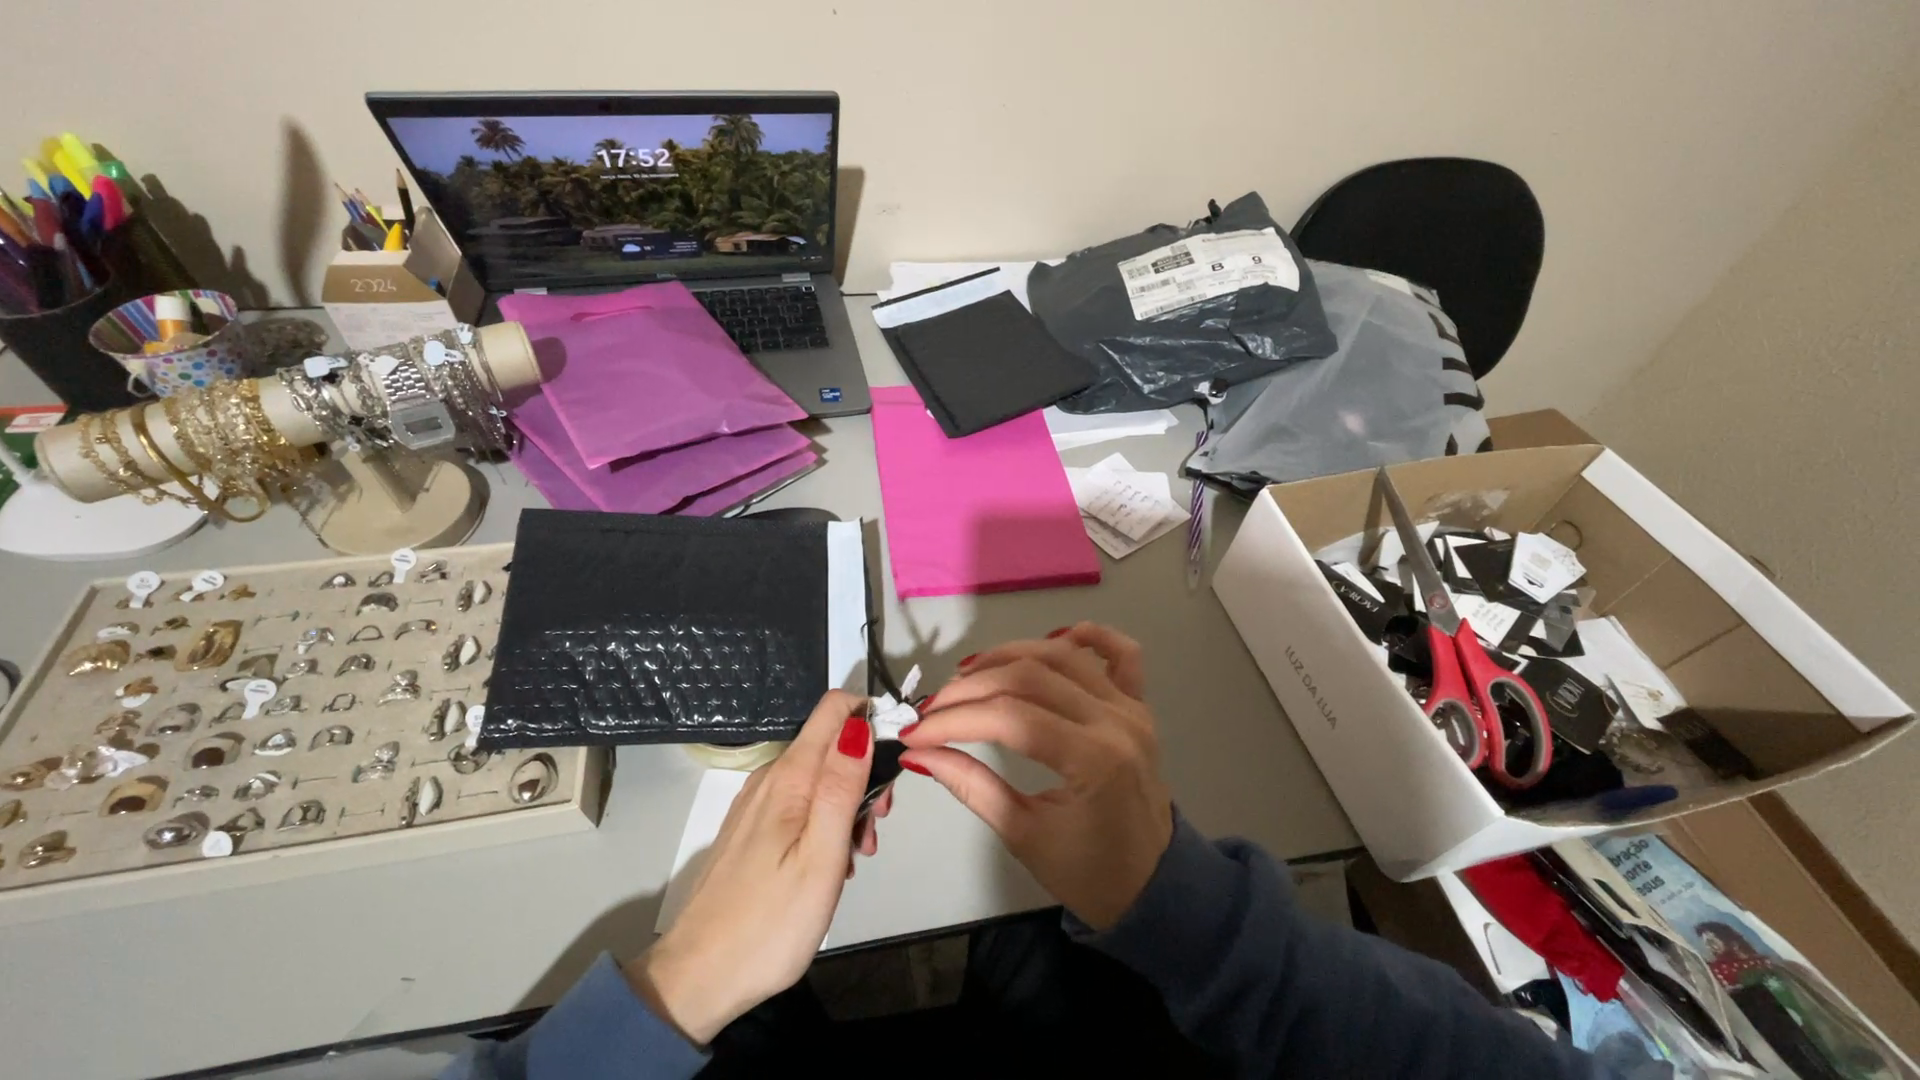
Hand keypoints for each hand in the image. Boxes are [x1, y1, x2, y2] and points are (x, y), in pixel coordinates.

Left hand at [625, 690, 877, 1043]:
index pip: (835, 709)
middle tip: (875, 829)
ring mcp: (757, 804)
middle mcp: (770, 778)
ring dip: (850, 806)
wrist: (698, 978)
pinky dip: (826, 823)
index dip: (872, 720)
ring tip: (855, 859)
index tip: (895, 764)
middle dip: (867, 773)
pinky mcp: (751, 830)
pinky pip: (801, 804)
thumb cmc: (770, 923)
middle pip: (832, 743)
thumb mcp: (821, 855)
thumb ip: (842, 785)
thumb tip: (861, 723)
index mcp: (789, 776)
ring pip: (820, 777)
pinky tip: (829, 867)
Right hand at [899, 623, 1172, 929]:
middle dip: (972, 687)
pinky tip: (1054, 638)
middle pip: (1032, 677)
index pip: (1011, 718)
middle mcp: (1116, 722)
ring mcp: (1132, 709)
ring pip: (1064, 656)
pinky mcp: (1139, 706)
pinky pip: (1122, 655)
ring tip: (968, 673)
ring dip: (1011, 655)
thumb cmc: (1089, 873)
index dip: (956, 720)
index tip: (915, 733)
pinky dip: (1091, 637)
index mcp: (1094, 761)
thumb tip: (918, 752)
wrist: (1153, 887)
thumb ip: (970, 785)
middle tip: (933, 708)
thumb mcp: (1022, 834)